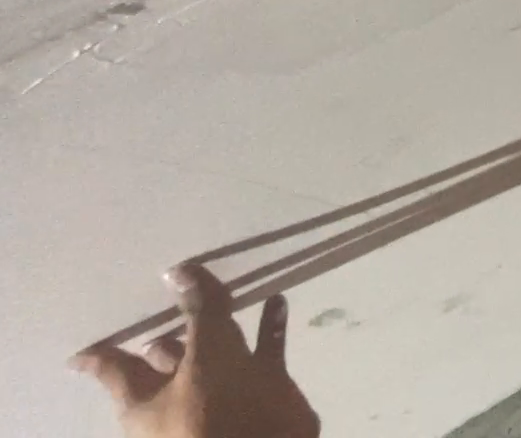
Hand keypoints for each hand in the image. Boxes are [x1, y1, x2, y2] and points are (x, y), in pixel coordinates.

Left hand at [71, 264, 318, 437]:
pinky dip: (269, 325)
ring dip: (226, 322)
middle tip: (171, 301)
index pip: (115, 369)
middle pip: (170, 358)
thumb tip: (179, 272)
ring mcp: (223, 388)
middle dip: (172, 332)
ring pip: (221, 349)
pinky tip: (277, 300)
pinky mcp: (261, 383)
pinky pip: (264, 347)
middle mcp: (180, 392)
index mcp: (146, 398)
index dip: (102, 355)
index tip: (86, 347)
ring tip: (234, 289)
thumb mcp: (206, 354)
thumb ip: (201, 313)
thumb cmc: (214, 406)